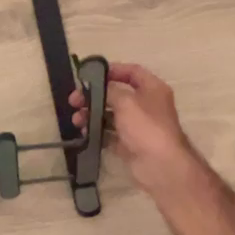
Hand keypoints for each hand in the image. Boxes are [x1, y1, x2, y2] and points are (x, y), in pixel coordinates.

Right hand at [70, 62, 204, 197]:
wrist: (160, 165)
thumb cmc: (145, 127)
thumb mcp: (126, 102)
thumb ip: (110, 90)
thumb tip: (98, 87)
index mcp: (152, 89)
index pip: (132, 72)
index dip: (112, 70)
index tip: (90, 75)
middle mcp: (146, 105)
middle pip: (117, 95)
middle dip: (95, 97)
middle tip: (75, 101)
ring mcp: (138, 126)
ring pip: (111, 116)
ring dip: (92, 115)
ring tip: (77, 120)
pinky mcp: (130, 144)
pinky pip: (110, 134)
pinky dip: (97, 133)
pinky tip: (84, 133)